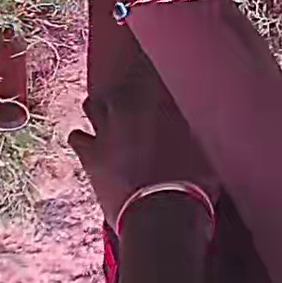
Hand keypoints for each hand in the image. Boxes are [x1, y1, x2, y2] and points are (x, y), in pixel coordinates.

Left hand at [67, 60, 214, 221]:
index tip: (154, 71)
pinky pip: (76, 136)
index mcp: (158, 97)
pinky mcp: (88, 153)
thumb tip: (198, 113)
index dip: (149, 68)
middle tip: (138, 106)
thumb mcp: (205, 144)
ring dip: (102, 111)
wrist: (161, 214)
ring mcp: (104, 128)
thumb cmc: (193, 180)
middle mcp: (128, 106)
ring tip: (113, 123)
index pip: (149, 68)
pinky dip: (84, 138)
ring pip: (92, 104)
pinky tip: (92, 145)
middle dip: (127, 93)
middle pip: (119, 86)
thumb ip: (194, 122)